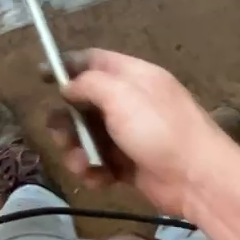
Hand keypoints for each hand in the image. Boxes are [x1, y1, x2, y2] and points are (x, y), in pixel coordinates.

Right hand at [45, 49, 239, 217]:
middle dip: (66, 119)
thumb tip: (68, 86)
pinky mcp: (129, 164)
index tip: (42, 76)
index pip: (94, 60)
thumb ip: (89, 83)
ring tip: (80, 163)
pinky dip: (93, 170)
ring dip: (76, 149)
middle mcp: (130, 101)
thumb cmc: (159, 129)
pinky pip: (100, 161)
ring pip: (88, 135)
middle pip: (84, 102)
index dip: (67, 65)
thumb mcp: (121, 95)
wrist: (197, 179)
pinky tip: (96, 179)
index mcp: (133, 76)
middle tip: (59, 133)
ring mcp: (130, 134)